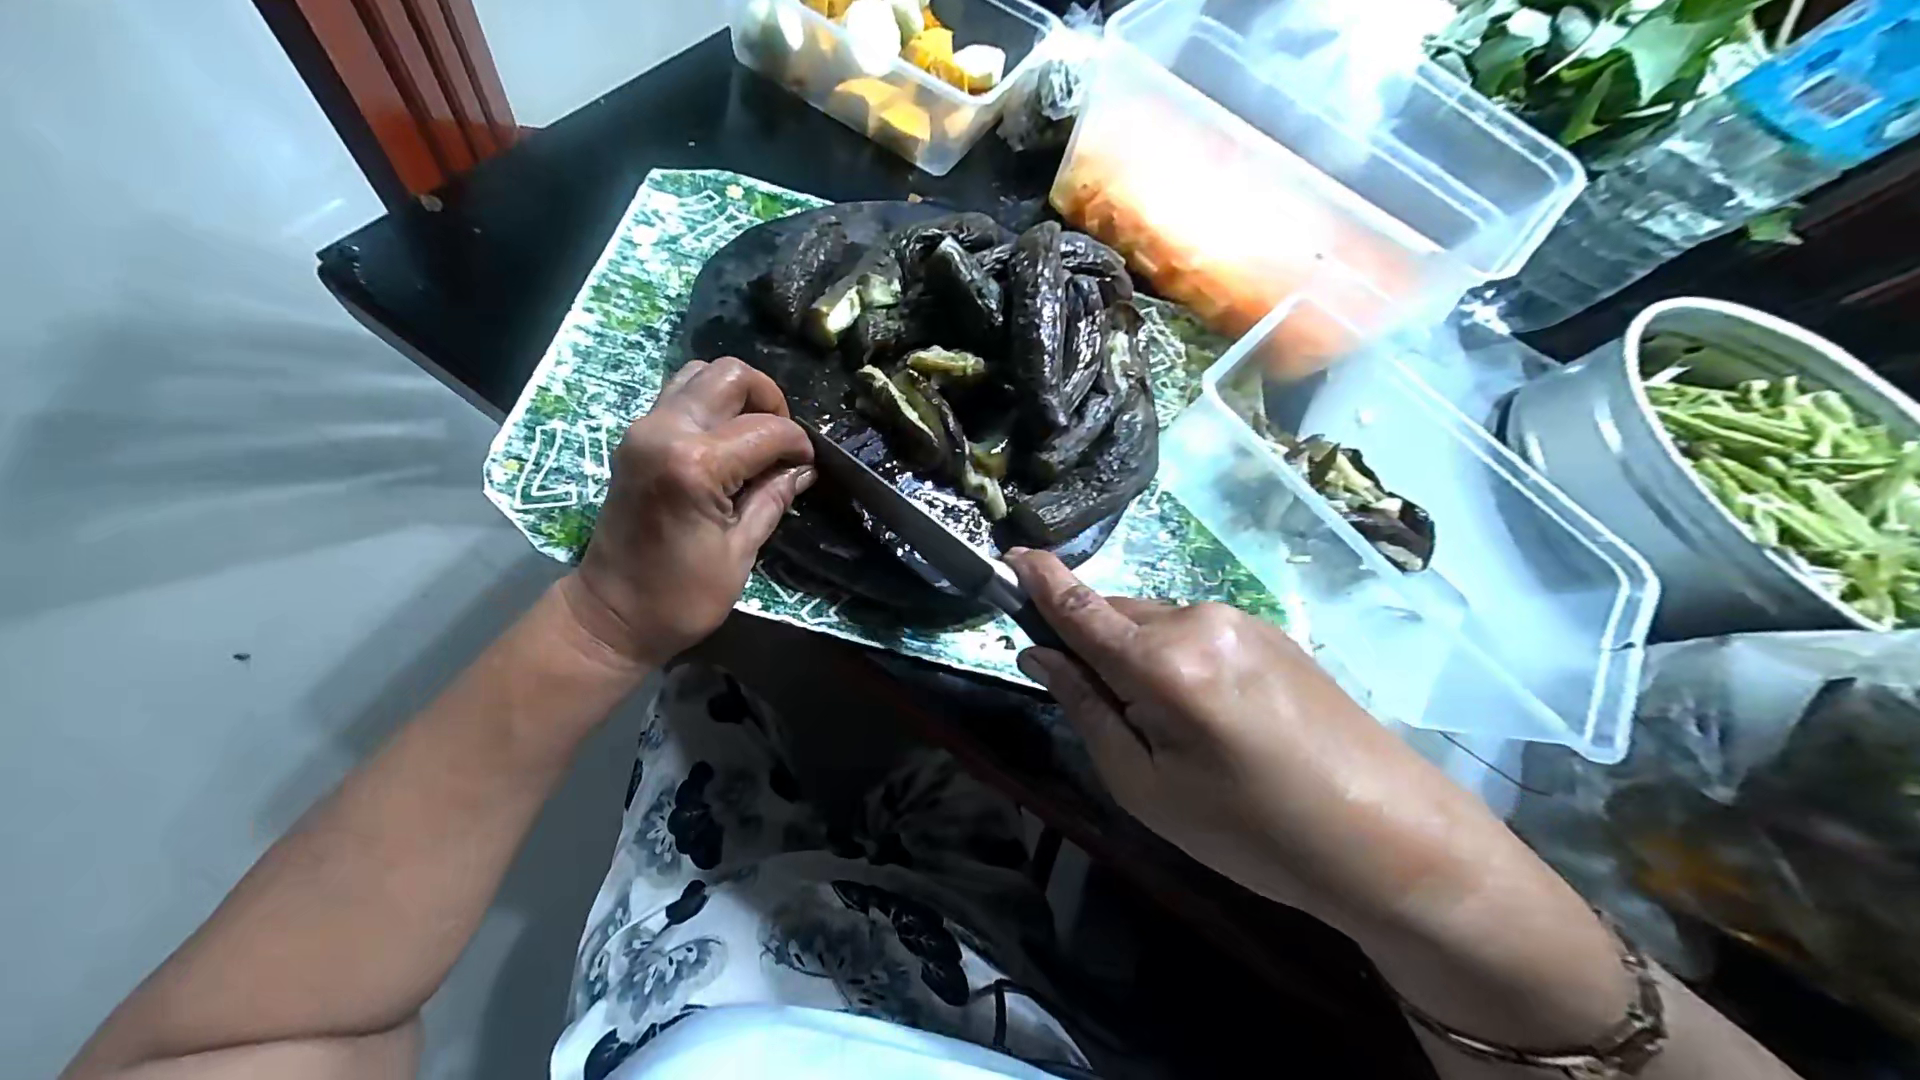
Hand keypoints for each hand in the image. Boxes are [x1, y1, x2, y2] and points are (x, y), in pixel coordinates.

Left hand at [561, 357, 813, 668]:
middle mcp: (665, 431)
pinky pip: (681, 395)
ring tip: (754, 437)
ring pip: (702, 374)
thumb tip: (802, 469)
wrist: (611, 614)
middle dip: (769, 400)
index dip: (797, 444)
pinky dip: (711, 405)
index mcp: (694, 465)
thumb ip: (772, 499)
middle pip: (730, 375)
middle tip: (781, 442)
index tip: (807, 466)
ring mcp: (644, 429)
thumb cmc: (681, 596)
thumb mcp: (741, 552)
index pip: (766, 429)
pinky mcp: (636, 437)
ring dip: (737, 397)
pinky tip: (727, 441)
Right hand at [1004, 548, 1540, 936]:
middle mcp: (1199, 621)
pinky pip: (1193, 631)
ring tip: (1166, 725)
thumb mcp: (1146, 787)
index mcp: (1163, 663)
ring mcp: (1240, 620)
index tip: (1010, 556)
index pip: (1081, 607)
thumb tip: (1039, 654)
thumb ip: (1085, 709)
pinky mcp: (1269, 631)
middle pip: (1116, 614)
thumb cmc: (1252, 830)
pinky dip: (1173, 656)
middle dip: (1092, 644)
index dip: (1039, 579)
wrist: (1389, 838)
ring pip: (1155, 622)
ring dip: (1135, 654)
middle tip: (1101, 706)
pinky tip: (1206, 712)